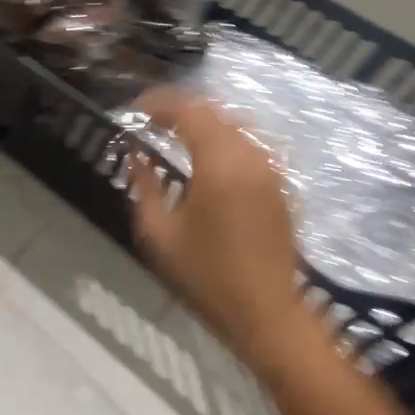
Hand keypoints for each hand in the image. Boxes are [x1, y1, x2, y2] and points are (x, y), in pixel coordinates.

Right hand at [129, 89, 322, 372]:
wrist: (265, 311)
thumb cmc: (205, 274)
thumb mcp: (159, 232)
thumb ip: (144, 184)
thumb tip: (137, 154)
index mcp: (220, 166)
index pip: (189, 112)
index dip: (157, 104)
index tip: (132, 112)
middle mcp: (251, 158)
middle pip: (215, 112)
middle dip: (179, 109)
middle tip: (149, 121)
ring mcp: (272, 171)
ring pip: (237, 124)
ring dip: (204, 122)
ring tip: (175, 134)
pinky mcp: (281, 186)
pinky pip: (251, 145)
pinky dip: (225, 138)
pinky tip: (206, 157)